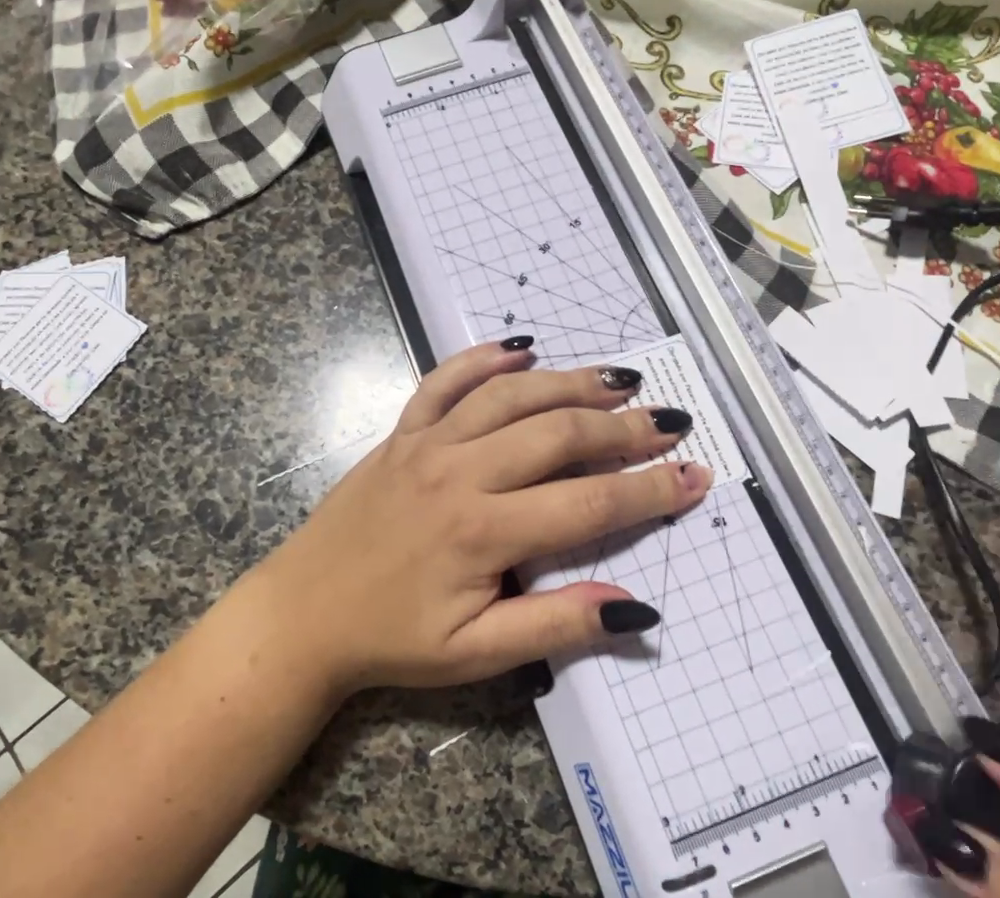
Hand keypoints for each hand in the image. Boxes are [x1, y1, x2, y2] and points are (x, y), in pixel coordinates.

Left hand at [239, 338, 711, 695]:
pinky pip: (443, 382)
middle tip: (671, 421)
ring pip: (510, 396)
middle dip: (623, 429)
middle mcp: (459, 473)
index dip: (650, 491)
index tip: (697, 476)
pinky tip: (520, 347)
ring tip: (619, 379)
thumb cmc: (391, 640)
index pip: (589, 504)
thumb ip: (556, 626)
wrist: (302, 615)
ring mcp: (426, 444)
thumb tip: (635, 609)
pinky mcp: (400, 434)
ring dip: (569, 383)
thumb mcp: (476, 653)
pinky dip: (483, 359)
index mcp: (483, 532)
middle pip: (559, 435)